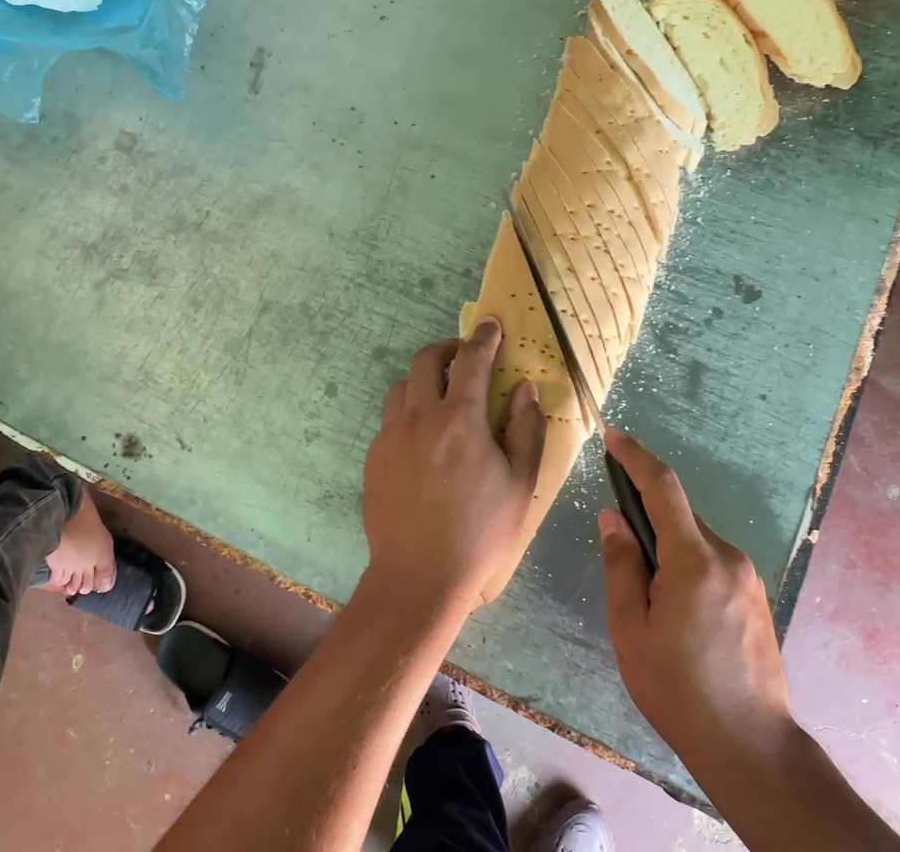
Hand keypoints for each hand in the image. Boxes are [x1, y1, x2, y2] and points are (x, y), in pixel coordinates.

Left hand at [362, 321, 546, 607]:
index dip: (484, 337)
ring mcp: (390, 436)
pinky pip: (390, 418)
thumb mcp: (520, 482)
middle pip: (426, 360)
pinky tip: (425, 438)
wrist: (419, 576)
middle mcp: (419, 417)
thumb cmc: (480, 532)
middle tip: (467, 357)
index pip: (472, 360)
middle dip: (449, 348)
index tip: (491, 324)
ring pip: (402, 386)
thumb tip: (523, 388)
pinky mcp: (374, 457)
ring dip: (424, 379)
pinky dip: (409, 411)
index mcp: (460, 420)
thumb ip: (525, 428)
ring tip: (443, 397)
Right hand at [599, 430, 794, 762]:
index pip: (662, 488)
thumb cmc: (676, 688)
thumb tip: (614, 518)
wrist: (748, 743)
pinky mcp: (756, 596)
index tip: (614, 436)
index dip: (635, 457)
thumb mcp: (630, 628)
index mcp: (694, 560)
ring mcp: (748, 577)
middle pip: (679, 518)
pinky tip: (677, 617)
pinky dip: (686, 569)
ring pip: (695, 543)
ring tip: (650, 608)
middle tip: (621, 566)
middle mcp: (728, 557)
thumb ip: (621, 565)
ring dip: (667, 553)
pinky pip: (712, 564)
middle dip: (646, 525)